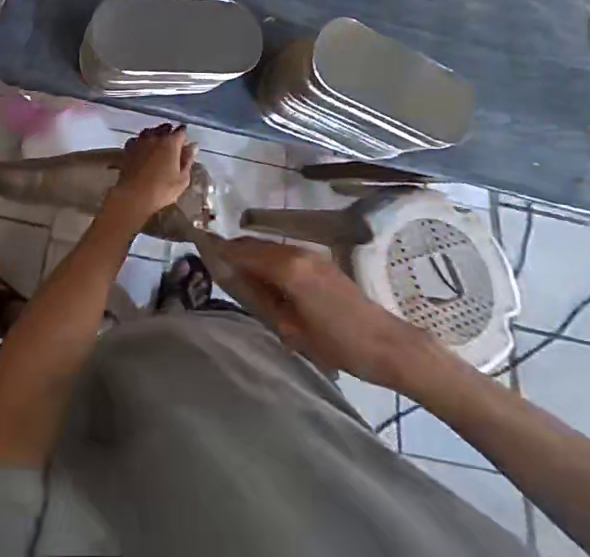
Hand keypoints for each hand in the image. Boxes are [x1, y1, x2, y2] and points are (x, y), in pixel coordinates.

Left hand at [101, 124, 197, 224]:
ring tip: (158, 141)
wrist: (133, 195)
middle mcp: (155, 137)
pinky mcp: (129, 148)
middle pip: (164, 128)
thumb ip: (188, 160)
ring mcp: (140, 141)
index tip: (185, 140)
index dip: (184, 134)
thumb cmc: (162, 189)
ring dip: (155, 133)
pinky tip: (142, 148)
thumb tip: (193, 146)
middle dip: (170, 131)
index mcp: (171, 143)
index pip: (181, 131)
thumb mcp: (182, 179)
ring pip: (149, 131)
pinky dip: (141, 141)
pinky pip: (137, 139)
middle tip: (173, 140)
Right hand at [221, 236, 447, 389]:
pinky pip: (286, 254)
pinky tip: (264, 276)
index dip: (222, 251)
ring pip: (272, 248)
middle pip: (257, 245)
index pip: (245, 253)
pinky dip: (269, 259)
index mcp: (288, 269)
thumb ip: (264, 302)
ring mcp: (313, 256)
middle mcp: (298, 254)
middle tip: (214, 260)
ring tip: (235, 271)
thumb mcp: (292, 331)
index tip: (201, 249)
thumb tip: (242, 284)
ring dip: (252, 254)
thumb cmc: (338, 345)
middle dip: (235, 250)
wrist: (387, 344)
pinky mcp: (323, 263)